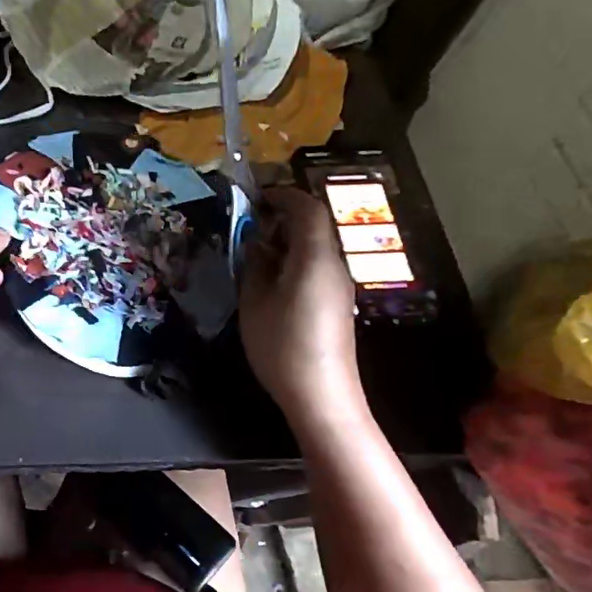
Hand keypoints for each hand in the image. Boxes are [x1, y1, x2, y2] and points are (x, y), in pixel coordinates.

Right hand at [239, 187, 365, 424]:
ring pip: (317, 247)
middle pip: (315, 225)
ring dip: (290, 240)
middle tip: (251, 225)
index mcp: (315, 256)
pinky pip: (318, 267)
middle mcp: (335, 264)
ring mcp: (339, 286)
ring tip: (257, 252)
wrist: (322, 396)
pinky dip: (297, 260)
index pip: (306, 208)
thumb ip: (254, 265)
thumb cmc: (282, 346)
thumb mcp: (255, 302)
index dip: (282, 196)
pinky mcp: (338, 305)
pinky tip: (274, 281)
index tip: (256, 198)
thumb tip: (256, 244)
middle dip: (284, 217)